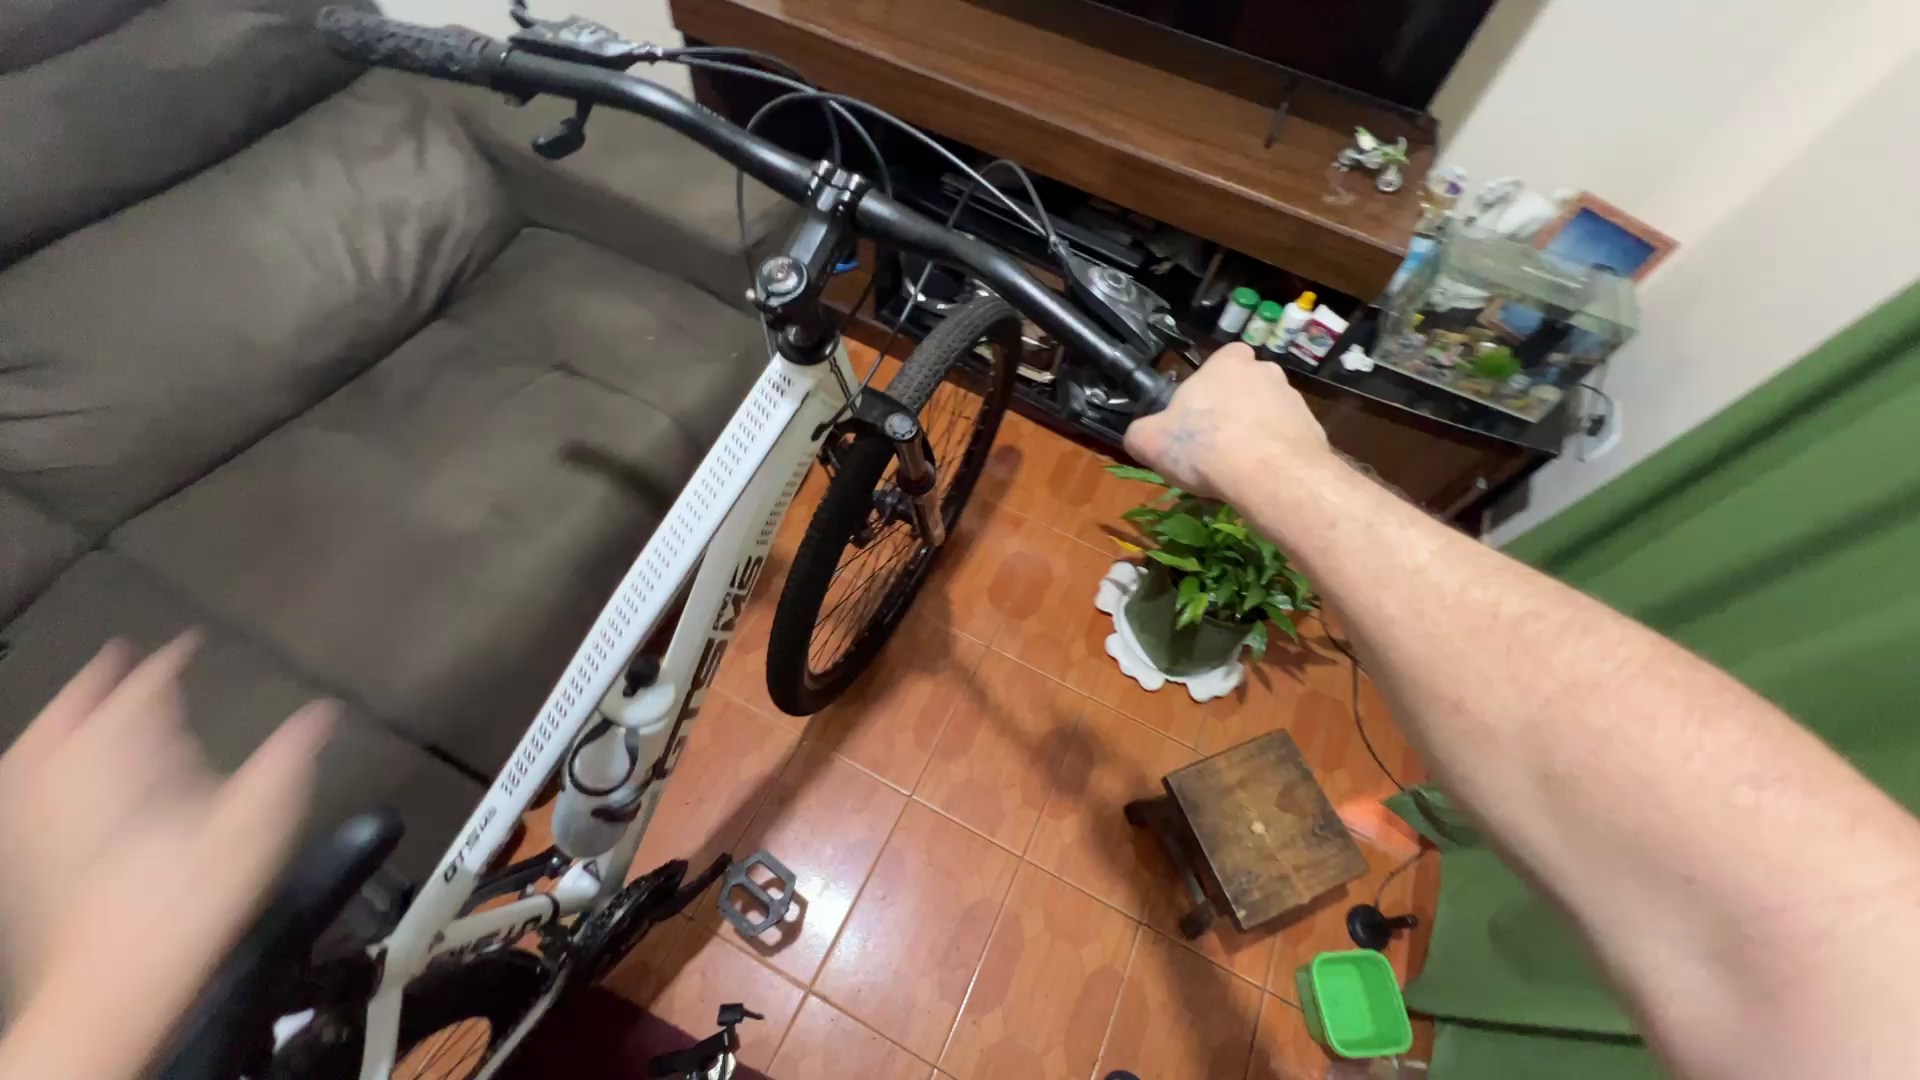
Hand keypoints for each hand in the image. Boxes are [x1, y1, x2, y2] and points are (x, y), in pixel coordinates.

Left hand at [0, 636, 331, 1079]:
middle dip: (98, 683)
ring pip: (39, 754)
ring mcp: (47, 824)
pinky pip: (22, 793)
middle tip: (119, 654)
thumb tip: (323, 711)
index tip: (185, 644)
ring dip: (60, 718)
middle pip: (77, 721)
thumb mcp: (260, 821)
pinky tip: (42, 768)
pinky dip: (34, 764)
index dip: (164, 667)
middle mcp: (81, 788)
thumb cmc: (195, 895)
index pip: (143, 702)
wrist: (119, 978)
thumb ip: (290, 759)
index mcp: (136, 771)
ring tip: (79, 698)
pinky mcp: (32, 856)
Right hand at [1125, 342, 1330, 498]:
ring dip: (1252, 435)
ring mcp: (1294, 400)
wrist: (1269, 475)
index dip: (1206, 387)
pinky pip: (1284, 441)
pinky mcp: (1313, 430)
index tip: (1196, 415)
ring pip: (1265, 415)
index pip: (1220, 361)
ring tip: (1235, 469)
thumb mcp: (1148, 441)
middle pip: (1243, 389)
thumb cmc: (1204, 446)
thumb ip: (1140, 432)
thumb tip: (1140, 435)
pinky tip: (1257, 478)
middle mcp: (1266, 370)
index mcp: (1228, 361)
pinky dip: (1272, 456)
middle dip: (1231, 412)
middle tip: (1213, 445)